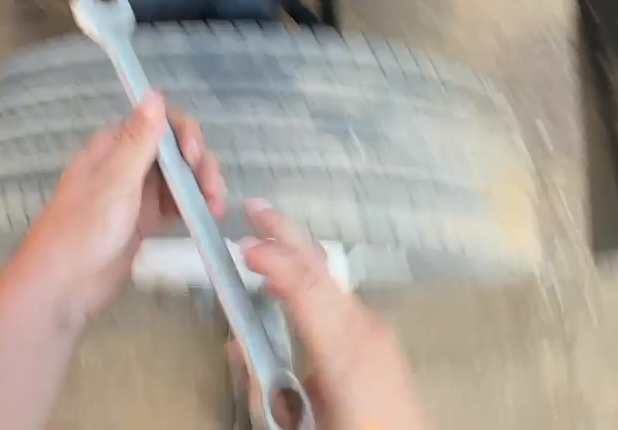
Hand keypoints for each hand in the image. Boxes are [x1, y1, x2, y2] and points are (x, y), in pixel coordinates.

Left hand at [7, 91, 226, 326]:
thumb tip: (154, 92)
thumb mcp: (114, 182)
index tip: (195, 157)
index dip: (183, 134)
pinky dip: (193, 207)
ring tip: (215, 210)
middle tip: (212, 192)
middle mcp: (128, 162)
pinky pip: (176, 204)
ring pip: (180, 176)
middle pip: (175, 149)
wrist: (61, 290)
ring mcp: (137, 193)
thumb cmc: (83, 229)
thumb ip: (138, 140)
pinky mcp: (145, 220)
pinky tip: (207, 219)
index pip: (159, 122)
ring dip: (201, 186)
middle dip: (199, 164)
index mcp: (115, 145)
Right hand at [240, 201, 430, 429]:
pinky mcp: (379, 336)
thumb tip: (238, 346)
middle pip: (320, 267)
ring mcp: (377, 330)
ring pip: (328, 275)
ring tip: (265, 236)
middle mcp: (366, 331)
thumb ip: (265, 382)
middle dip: (285, 232)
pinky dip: (309, 275)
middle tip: (254, 209)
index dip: (273, 260)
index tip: (244, 247)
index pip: (306, 287)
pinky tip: (292, 278)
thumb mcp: (300, 421)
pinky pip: (338, 291)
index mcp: (347, 353)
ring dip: (293, 252)